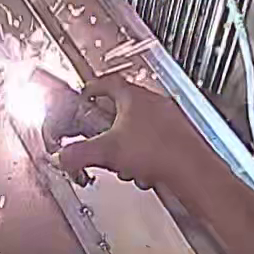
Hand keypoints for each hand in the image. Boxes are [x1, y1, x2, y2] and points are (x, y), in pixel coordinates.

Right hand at [54, 71, 222, 189]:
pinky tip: (142, 172)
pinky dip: (143, 158)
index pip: (108, 82)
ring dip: (127, 147)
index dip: (93, 88)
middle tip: (100, 140)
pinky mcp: (177, 139)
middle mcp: (153, 103)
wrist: (191, 170)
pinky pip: (152, 145)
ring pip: (138, 129)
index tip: (85, 94)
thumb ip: (78, 153)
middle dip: (108, 129)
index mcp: (134, 97)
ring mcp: (168, 120)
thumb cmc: (159, 151)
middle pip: (122, 109)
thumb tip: (63, 156)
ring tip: (124, 163)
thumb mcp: (106, 151)